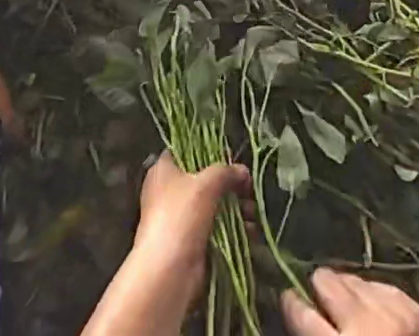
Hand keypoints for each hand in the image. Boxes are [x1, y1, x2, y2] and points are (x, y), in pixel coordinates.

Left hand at [132, 152, 251, 272]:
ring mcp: (181, 215)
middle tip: (249, 191)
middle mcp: (170, 189)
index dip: (209, 152)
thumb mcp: (204, 185)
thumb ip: (224, 173)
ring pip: (213, 205)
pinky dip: (233, 228)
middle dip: (229, 186)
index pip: (185, 150)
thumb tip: (242, 170)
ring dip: (235, 208)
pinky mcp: (192, 239)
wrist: (168, 268)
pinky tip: (251, 232)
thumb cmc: (180, 215)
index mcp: (164, 169)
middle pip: (204, 180)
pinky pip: (216, 227)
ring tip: (254, 214)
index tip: (232, 159)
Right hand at [281, 269, 418, 335]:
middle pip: (324, 280)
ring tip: (356, 314)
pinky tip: (378, 314)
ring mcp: (393, 312)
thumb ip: (315, 335)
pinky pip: (379, 286)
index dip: (292, 304)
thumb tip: (298, 309)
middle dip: (323, 293)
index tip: (292, 303)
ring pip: (351, 278)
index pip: (299, 310)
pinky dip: (374, 298)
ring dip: (350, 294)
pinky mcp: (414, 310)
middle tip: (329, 311)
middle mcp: (365, 322)